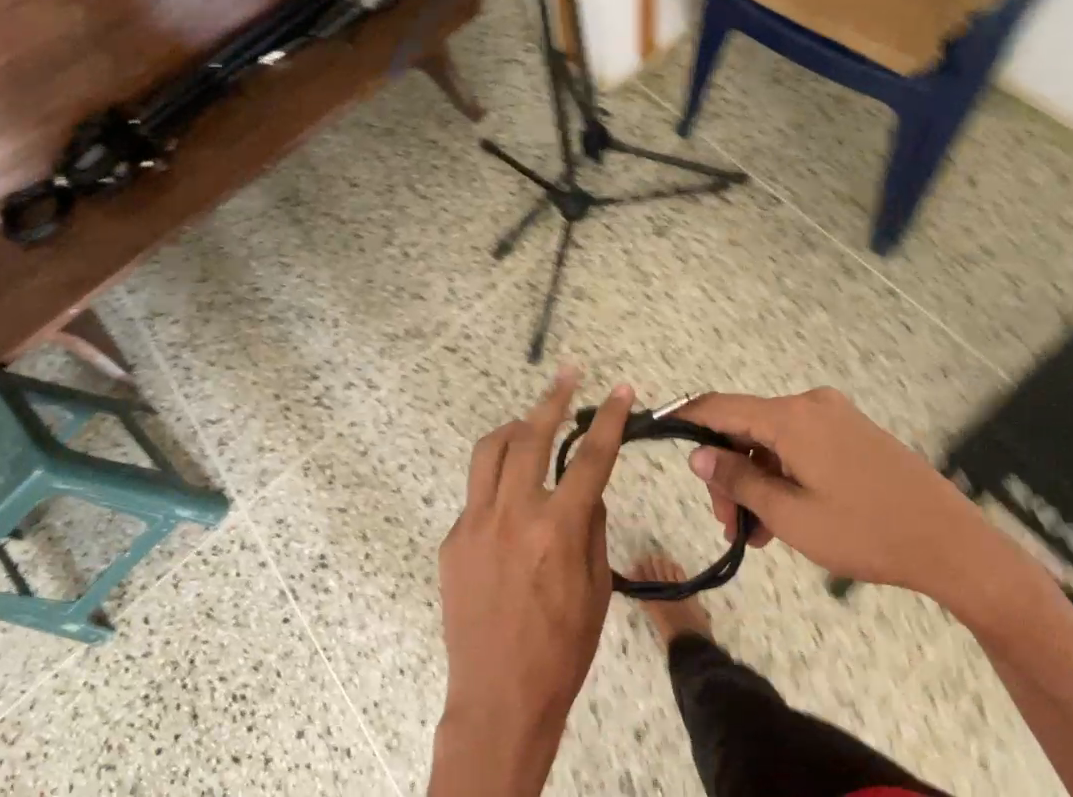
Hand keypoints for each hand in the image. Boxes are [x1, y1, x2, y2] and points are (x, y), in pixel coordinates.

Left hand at [429, 369, 630, 796]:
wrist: (499, 696)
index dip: (608, 419)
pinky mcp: (451, 540)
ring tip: (531, 422)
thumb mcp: (596, 591)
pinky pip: (476, 496)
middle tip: (568, 376)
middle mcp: (512, 515)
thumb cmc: (561, 651)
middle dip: (552, 399)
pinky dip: (497, 486)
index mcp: (557, 530)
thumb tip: (587, 495)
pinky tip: (511, 507)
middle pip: (529, 437)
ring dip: (513, 428)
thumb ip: (593, 531)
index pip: (589, 459)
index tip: (620, 390)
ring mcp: (474, 524)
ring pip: (488, 452)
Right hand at [679, 388, 1010, 606]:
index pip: (720, 407)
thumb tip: (698, 456)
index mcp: (792, 417)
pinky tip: (785, 519)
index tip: (656, 434)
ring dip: (756, 482)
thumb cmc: (865, 532)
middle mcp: (812, 405)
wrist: (953, 546)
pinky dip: (784, 477)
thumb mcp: (790, 516)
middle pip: (746, 429)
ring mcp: (836, 418)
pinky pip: (801, 447)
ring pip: (773, 442)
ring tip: (759, 535)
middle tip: (728, 525)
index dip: (685, 420)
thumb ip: (737, 481)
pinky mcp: (855, 435)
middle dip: (728, 473)